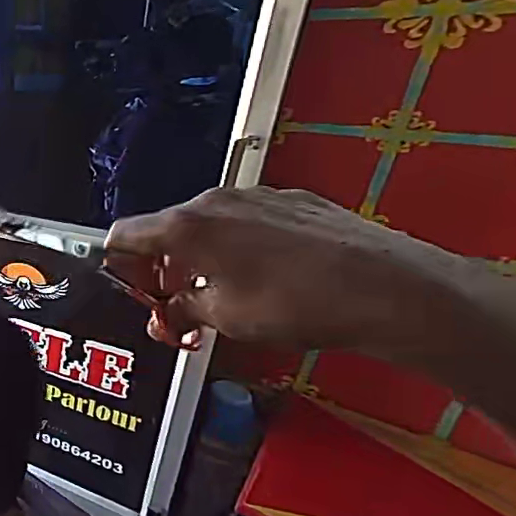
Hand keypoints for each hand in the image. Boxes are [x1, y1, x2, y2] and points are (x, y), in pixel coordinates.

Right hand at [104, 187, 515, 365]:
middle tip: (179, 305)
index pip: (122, 236)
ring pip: (206, 225)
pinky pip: (246, 221)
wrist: (397, 291)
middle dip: (163, 268)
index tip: (138, 294)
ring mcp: (257, 196)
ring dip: (201, 258)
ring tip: (227, 295)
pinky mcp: (294, 200)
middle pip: (164, 230)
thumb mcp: (223, 319)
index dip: (119, 267)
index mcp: (185, 226)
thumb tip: (169, 317)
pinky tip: (270, 279)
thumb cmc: (299, 305)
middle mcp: (214, 201)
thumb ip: (180, 312)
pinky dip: (240, 247)